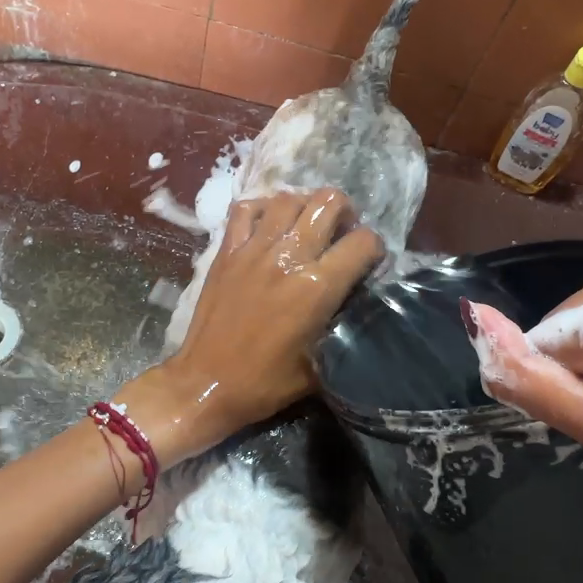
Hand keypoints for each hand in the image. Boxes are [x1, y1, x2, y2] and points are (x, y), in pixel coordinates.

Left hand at [128, 190, 382, 462]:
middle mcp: (288, 257)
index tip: (370, 262)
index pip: (363, 242)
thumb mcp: (321, 365)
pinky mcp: (226, 251)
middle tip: (342, 233)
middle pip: (328, 202)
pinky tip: (269, 224)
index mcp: (317, 287)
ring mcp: (252, 249)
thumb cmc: (266, 383)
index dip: (375, 248)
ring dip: (306, 205)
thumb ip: (343, 327)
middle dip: (346, 212)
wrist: (207, 383)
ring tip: (308, 225)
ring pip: (287, 198)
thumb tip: (357, 304)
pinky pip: (245, 209)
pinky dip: (263, 208)